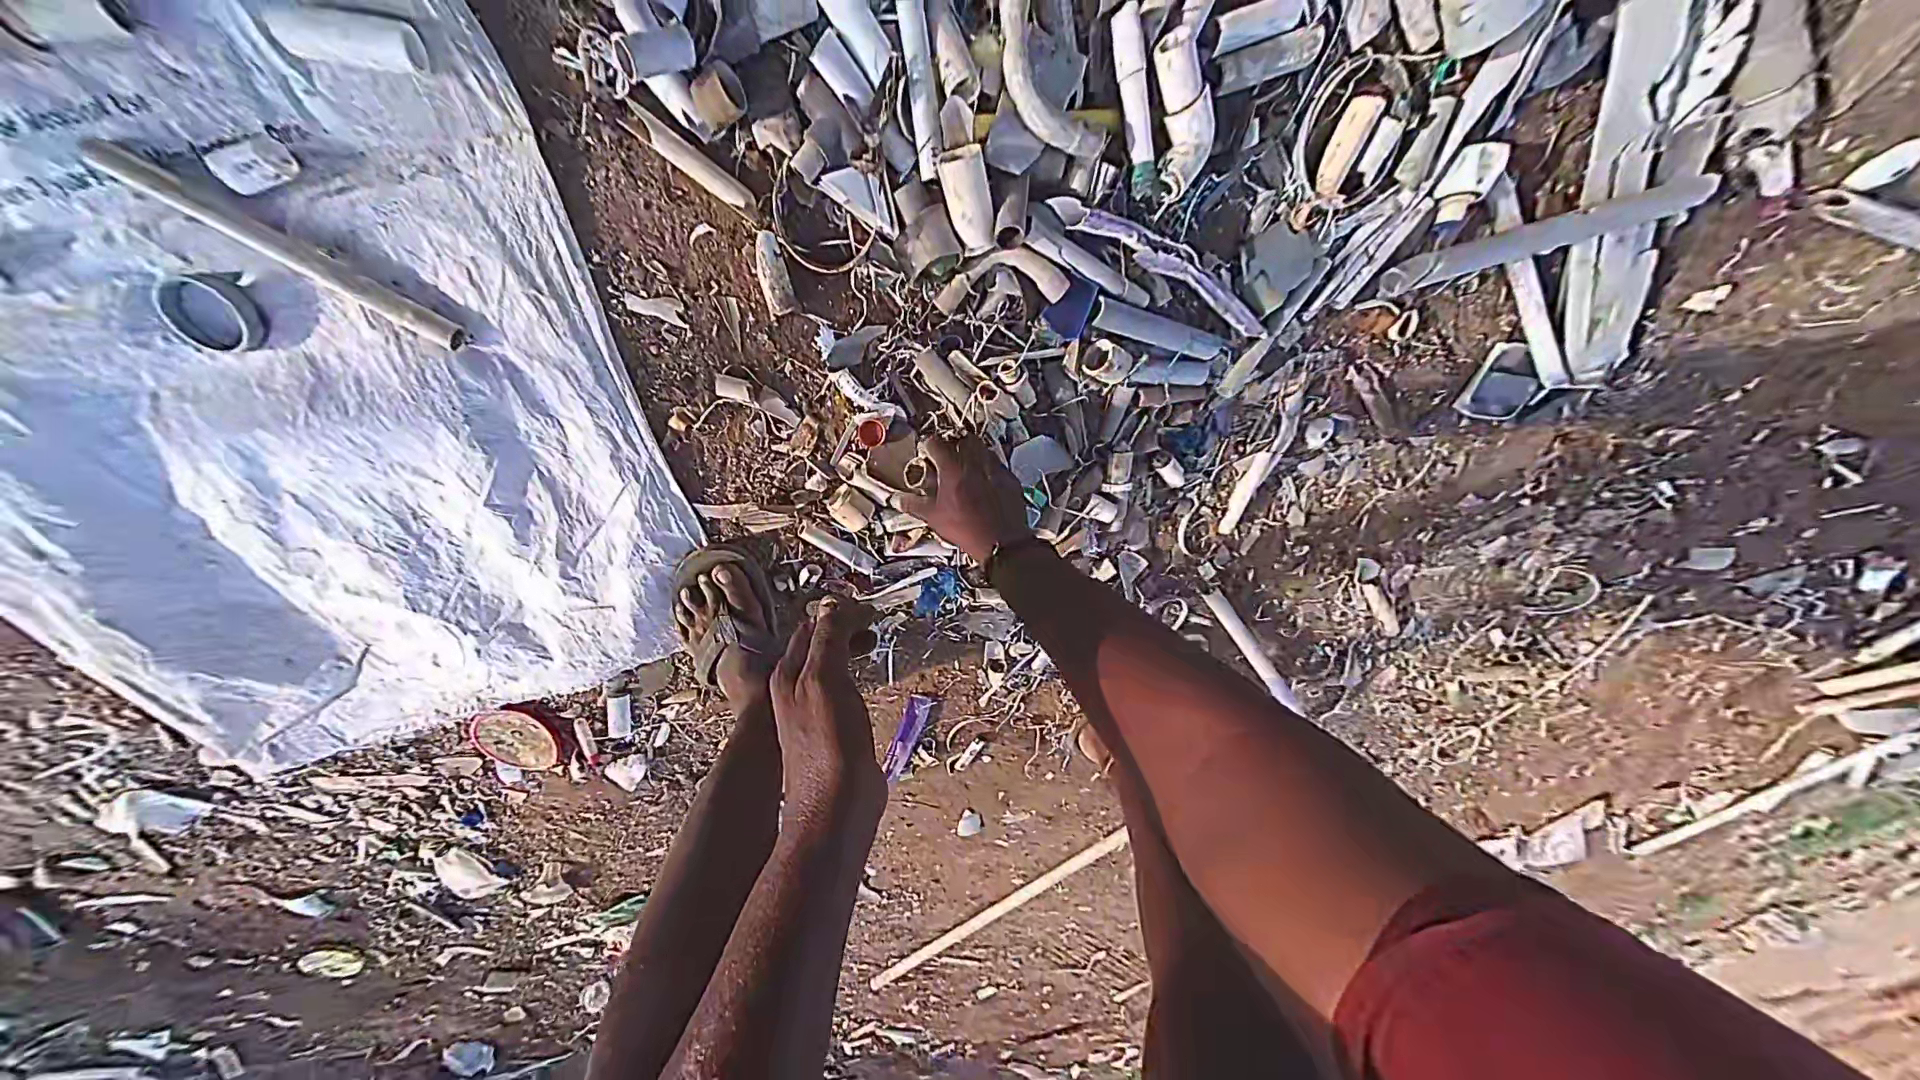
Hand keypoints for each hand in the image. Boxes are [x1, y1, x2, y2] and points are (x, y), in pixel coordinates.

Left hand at [770, 598, 883, 816]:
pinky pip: (841, 688)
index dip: (839, 612)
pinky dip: (855, 673)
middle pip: (818, 644)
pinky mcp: (832, 729)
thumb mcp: (825, 681)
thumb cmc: (829, 744)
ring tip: (874, 640)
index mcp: (790, 674)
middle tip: (874, 621)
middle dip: (844, 626)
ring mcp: (814, 710)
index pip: (812, 627)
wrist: (835, 806)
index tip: (869, 608)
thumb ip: (828, 642)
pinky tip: (868, 678)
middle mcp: (796, 689)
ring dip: (850, 647)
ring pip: (830, 664)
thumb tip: (833, 606)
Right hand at [899, 436, 1033, 563]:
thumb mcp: (935, 518)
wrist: (1001, 543)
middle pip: (963, 439)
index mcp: (953, 470)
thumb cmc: (969, 530)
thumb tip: (900, 500)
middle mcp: (975, 464)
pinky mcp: (1009, 479)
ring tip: (965, 466)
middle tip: (947, 454)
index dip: (928, 445)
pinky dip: (989, 467)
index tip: (926, 450)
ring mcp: (995, 469)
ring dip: (972, 452)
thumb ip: (915, 505)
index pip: (936, 443)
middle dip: (953, 443)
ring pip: (983, 448)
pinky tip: (984, 480)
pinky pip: (997, 464)